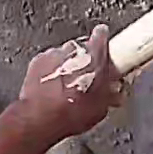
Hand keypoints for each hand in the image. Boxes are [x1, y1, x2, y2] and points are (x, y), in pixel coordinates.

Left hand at [14, 25, 123, 139]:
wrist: (41, 118)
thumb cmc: (72, 113)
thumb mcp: (101, 107)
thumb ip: (109, 93)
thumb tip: (114, 92)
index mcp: (94, 56)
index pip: (101, 35)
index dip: (103, 40)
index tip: (104, 49)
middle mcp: (74, 50)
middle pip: (82, 47)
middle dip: (85, 60)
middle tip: (86, 78)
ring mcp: (55, 53)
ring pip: (65, 54)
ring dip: (68, 65)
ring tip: (67, 87)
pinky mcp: (39, 60)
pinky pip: (49, 61)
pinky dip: (51, 70)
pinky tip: (52, 87)